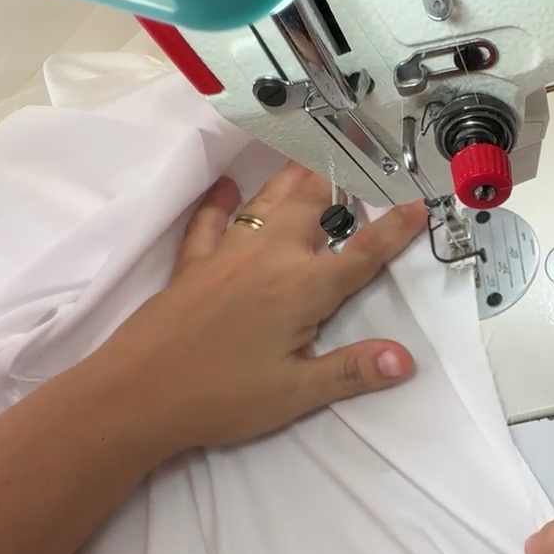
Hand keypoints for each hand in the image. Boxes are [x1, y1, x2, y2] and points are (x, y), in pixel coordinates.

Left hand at [81, 163, 428, 453]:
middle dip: (340, 182)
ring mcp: (228, 255)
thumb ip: (353, 371)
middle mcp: (269, 258)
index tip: (418, 204)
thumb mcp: (298, 392)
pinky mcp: (195, 265)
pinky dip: (221, 200)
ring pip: (268, 201)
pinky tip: (227, 185)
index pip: (361, 253)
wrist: (135, 396)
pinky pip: (211, 220)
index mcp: (301, 288)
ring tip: (312, 157)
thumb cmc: (222, 397)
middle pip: (312, 206)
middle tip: (361, 163)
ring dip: (293, 178)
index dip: (394, 229)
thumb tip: (404, 360)